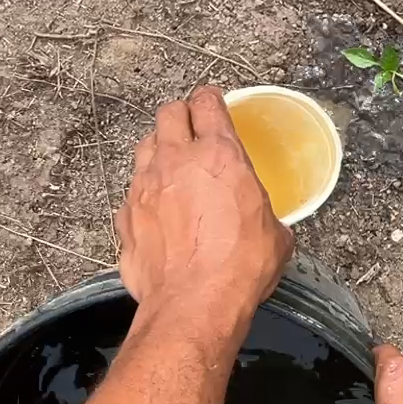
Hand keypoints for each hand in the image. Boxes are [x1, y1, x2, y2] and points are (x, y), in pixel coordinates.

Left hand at [116, 86, 292, 337]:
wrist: (195, 304)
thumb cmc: (240, 268)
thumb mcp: (276, 235)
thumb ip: (262, 211)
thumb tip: (262, 221)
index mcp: (221, 157)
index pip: (208, 104)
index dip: (211, 99)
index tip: (213, 101)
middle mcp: (177, 162)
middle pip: (169, 114)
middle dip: (182, 115)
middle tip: (194, 126)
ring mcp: (145, 187)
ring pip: (146, 146)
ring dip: (160, 148)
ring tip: (174, 165)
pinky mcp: (126, 216)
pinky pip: (134, 190)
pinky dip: (147, 191)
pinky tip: (161, 210)